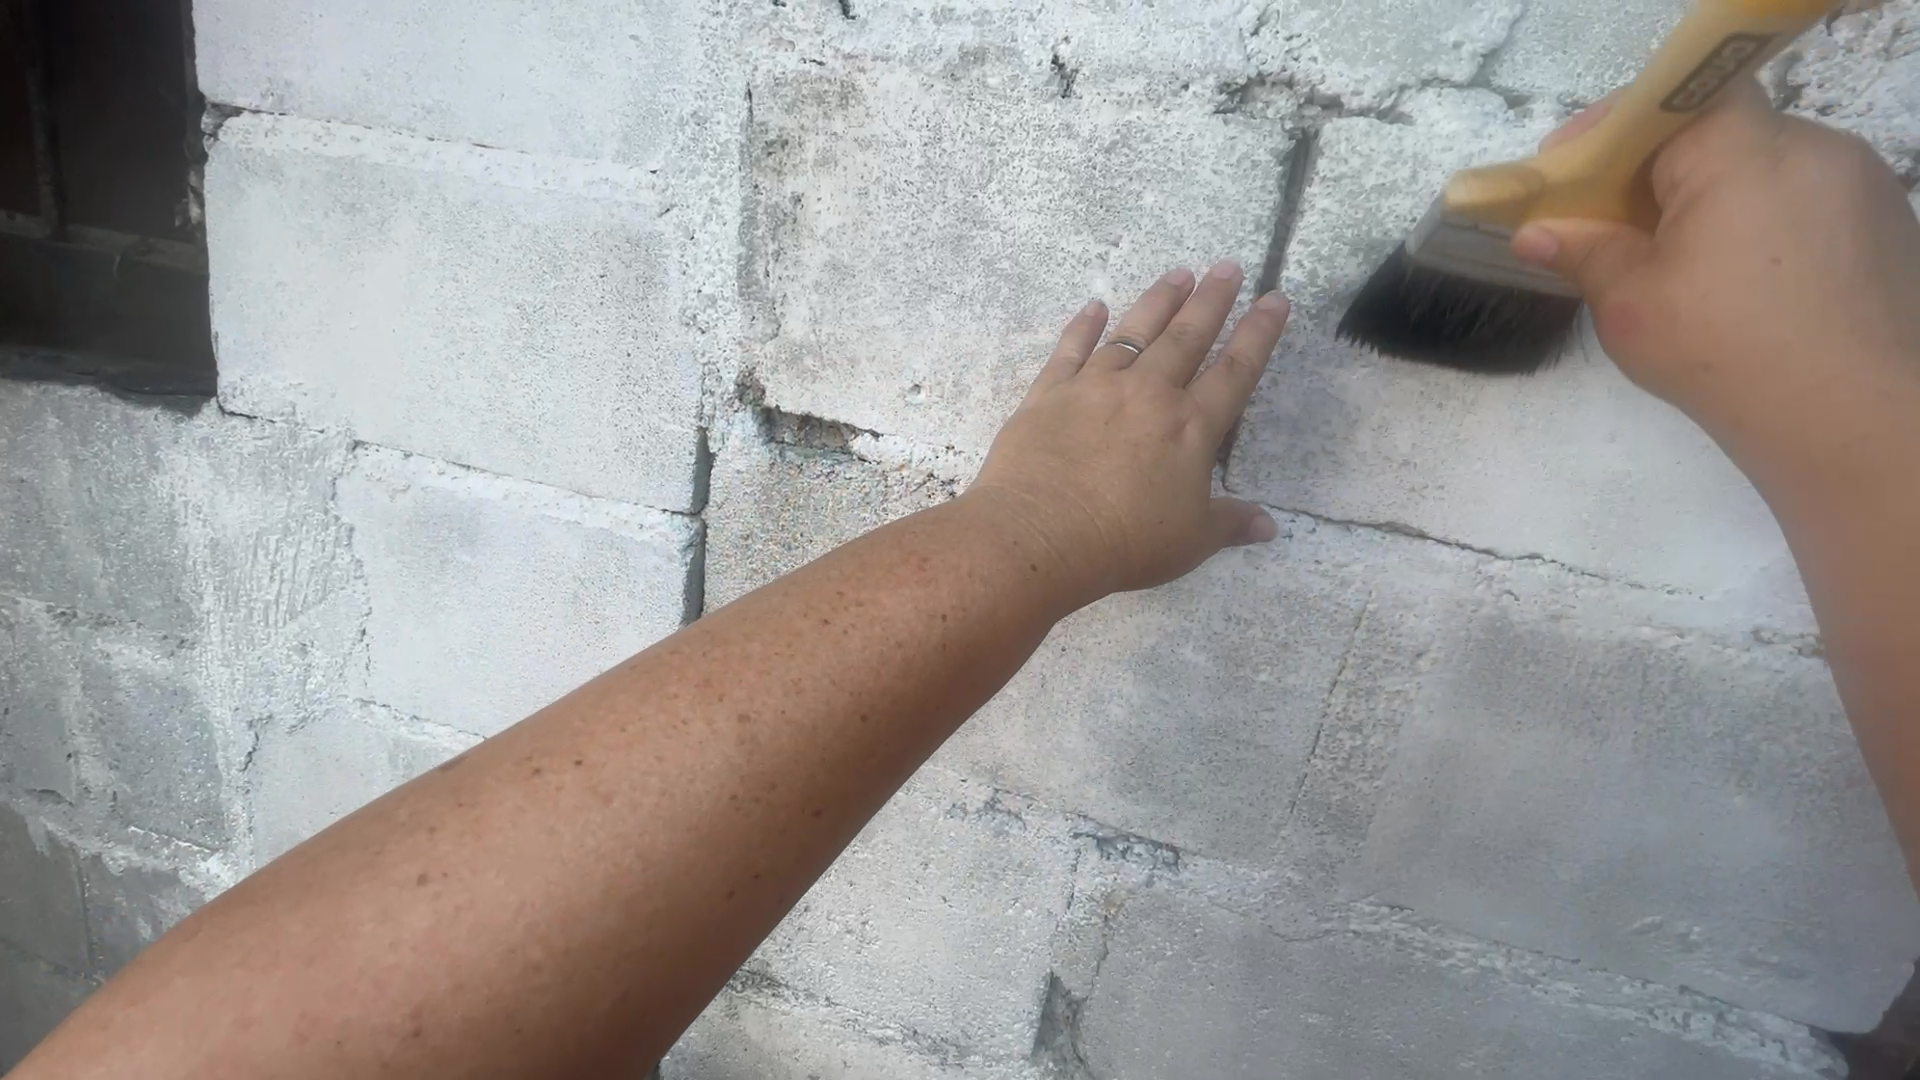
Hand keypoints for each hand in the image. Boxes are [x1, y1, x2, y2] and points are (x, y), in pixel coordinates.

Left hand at [964, 260, 1290, 604]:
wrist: (1041, 536)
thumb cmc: (1123, 544)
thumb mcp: (1189, 543)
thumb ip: (1229, 524)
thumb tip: (1270, 526)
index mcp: (1190, 427)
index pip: (1236, 371)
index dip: (1259, 334)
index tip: (1275, 300)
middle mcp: (1148, 395)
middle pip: (1187, 337)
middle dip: (1212, 300)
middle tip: (1227, 266)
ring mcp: (1095, 388)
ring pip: (1134, 332)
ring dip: (1158, 301)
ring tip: (1178, 273)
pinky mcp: (1049, 393)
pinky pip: (1070, 349)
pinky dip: (1083, 325)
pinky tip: (1094, 306)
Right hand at [1512, 82, 1919, 458]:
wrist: (1839, 402)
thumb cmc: (1714, 341)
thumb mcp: (1626, 297)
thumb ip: (1582, 251)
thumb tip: (1532, 233)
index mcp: (1746, 156)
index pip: (1682, 101)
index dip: (1620, 124)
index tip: (1566, 164)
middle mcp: (1814, 150)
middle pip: (1719, 132)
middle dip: (1650, 170)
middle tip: (1598, 222)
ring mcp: (1855, 184)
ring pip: (1756, 167)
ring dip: (1698, 197)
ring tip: (1656, 258)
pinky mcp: (1876, 221)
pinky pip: (1793, 197)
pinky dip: (1744, 219)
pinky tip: (1719, 277)